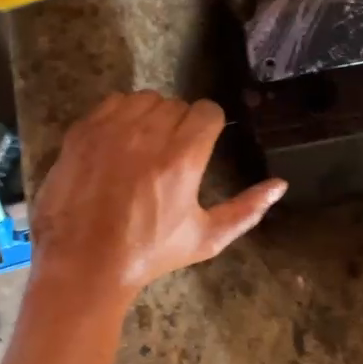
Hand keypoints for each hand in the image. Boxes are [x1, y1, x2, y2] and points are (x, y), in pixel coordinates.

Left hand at [32, 92, 286, 297]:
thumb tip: (279, 186)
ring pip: (144, 99)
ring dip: (151, 115)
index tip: (202, 144)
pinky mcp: (82, 132)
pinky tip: (119, 142)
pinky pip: (112, 103)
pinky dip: (120, 115)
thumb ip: (246, 210)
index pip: (207, 111)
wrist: (84, 264)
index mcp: (183, 159)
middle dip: (180, 124)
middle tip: (172, 154)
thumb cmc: (149, 254)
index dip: (209, 126)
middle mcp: (148, 135)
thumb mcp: (206, 238)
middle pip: (177, 104)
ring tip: (145, 146)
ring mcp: (111, 131)